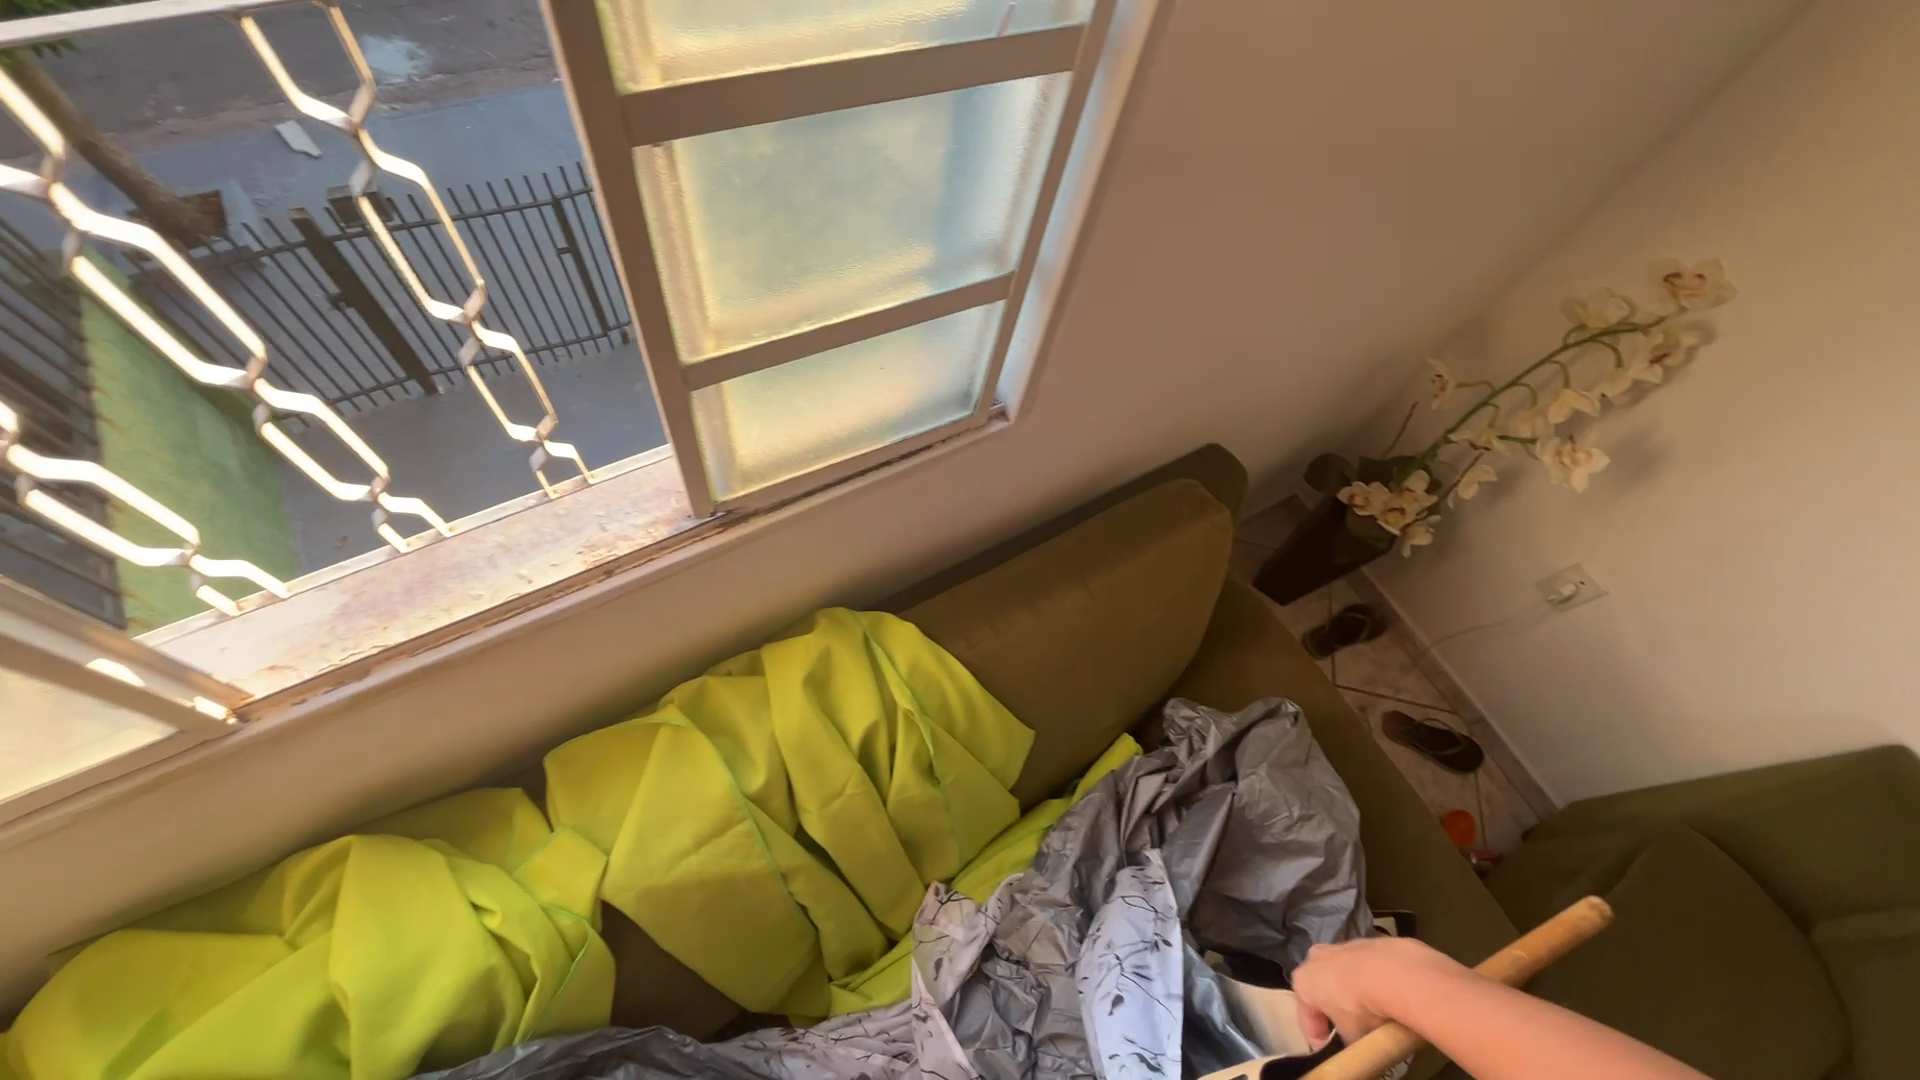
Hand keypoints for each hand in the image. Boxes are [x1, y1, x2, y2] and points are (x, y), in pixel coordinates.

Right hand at [1292, 936, 1470, 1043]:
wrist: (1391, 973)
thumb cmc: (1359, 1007)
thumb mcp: (1351, 1036)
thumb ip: (1347, 1039)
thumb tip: (1354, 1045)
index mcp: (1303, 981)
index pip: (1305, 1015)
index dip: (1318, 1037)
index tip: (1331, 1052)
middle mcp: (1315, 958)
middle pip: (1321, 987)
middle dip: (1333, 1007)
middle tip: (1351, 1029)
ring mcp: (1340, 946)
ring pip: (1342, 973)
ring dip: (1353, 991)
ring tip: (1374, 1014)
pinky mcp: (1366, 942)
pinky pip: (1365, 966)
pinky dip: (1372, 980)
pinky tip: (1388, 996)